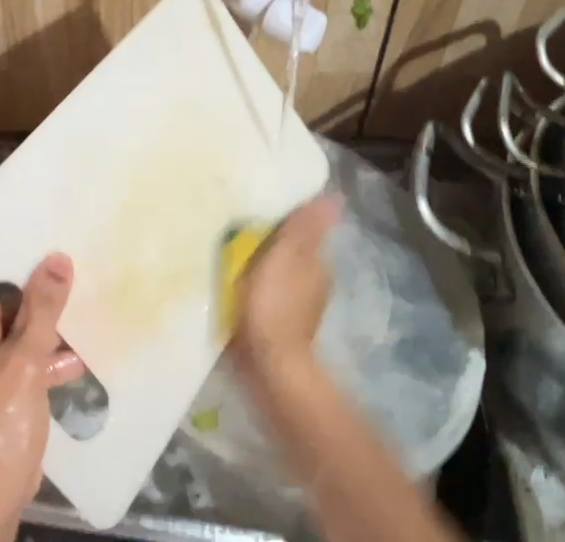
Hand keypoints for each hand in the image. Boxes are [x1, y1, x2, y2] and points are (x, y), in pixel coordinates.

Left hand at [0, 254, 83, 539]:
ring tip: (73, 321)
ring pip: (4, 344)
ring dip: (38, 339)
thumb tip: (57, 260)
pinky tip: (72, 359)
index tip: (33, 259)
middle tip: (59, 287)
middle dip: (27, 311)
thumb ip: (40, 314)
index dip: (0, 280)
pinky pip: (11, 369)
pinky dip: (36, 365)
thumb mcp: (20, 369)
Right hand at [231, 194, 340, 383]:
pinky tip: (232, 287)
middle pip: (290, 253)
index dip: (283, 219)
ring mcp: (296, 309)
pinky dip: (252, 290)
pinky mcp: (277, 327)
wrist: (269, 369)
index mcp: (316, 264)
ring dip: (259, 266)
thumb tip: (336, 196)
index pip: (303, 232)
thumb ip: (304, 228)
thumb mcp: (286, 258)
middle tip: (236, 227)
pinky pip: (263, 297)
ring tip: (228, 254)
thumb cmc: (274, 307)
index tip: (258, 208)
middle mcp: (313, 284)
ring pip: (277, 275)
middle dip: (269, 242)